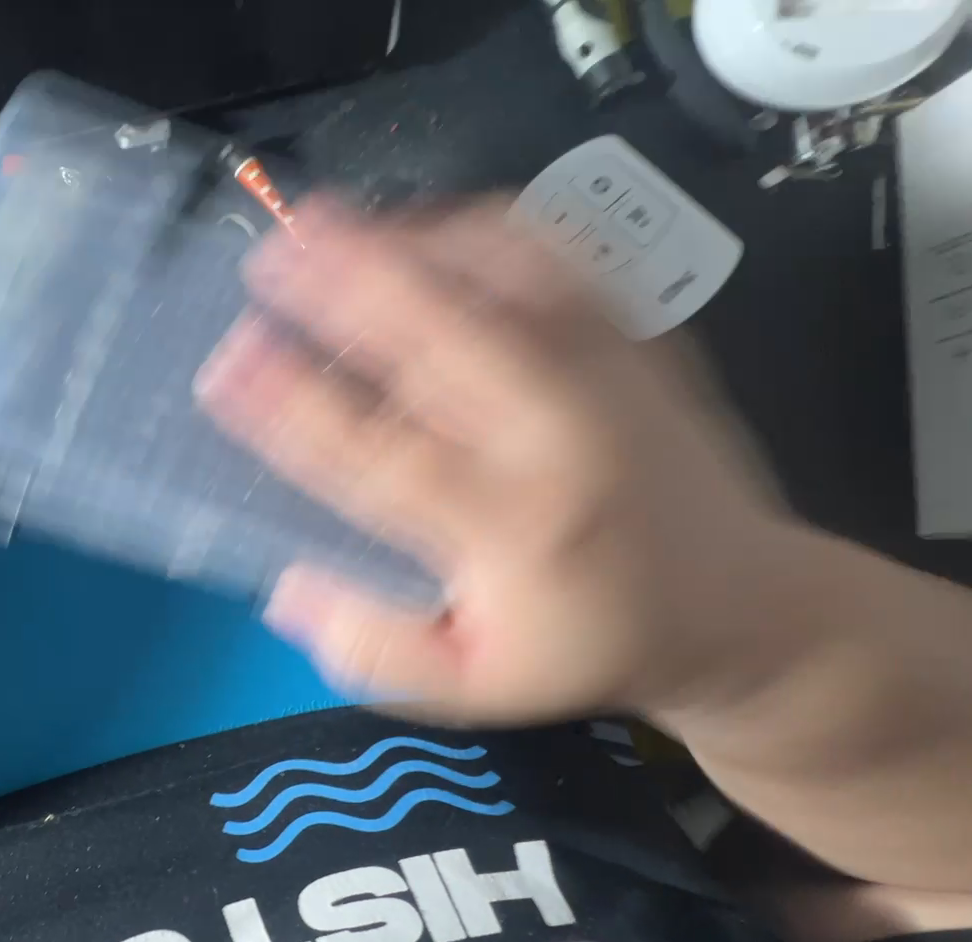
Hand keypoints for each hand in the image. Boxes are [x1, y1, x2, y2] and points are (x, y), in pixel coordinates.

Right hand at [194, 196, 823, 723]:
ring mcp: (607, 375)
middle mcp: (559, 439)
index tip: (231, 366)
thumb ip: (374, 648)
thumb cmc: (585, 646)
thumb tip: (288, 588)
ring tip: (331, 223)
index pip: (377, 457)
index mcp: (509, 528)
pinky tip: (425, 226)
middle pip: (444, 341)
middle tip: (272, 255)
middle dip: (349, 288)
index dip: (293, 408)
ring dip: (408, 244)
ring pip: (503, 281)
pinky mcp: (639, 340)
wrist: (741, 607)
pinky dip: (485, 229)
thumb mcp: (472, 688)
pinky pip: (560, 260)